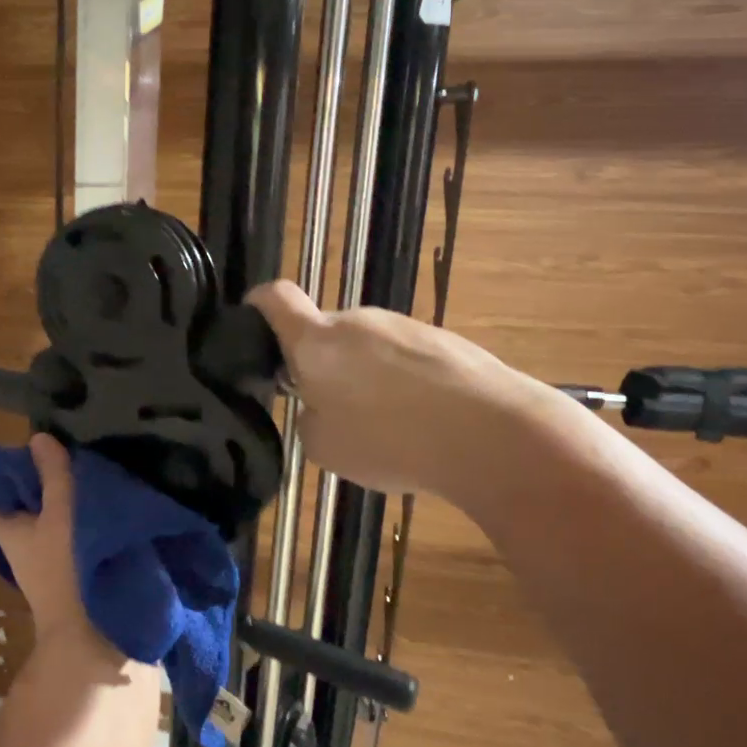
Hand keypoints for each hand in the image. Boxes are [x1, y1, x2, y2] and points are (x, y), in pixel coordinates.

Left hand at [0, 434, 101, 649]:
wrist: (88, 632)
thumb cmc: (64, 567)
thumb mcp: (59, 513)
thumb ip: (53, 476)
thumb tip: (39, 437)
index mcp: (8, 533)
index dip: (4, 485)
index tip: (26, 463)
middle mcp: (19, 551)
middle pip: (23, 517)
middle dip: (38, 496)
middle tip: (63, 467)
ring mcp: (43, 569)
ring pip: (47, 531)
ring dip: (61, 514)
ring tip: (86, 486)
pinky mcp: (68, 581)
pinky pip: (67, 547)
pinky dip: (77, 534)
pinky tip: (101, 518)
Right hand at [246, 280, 565, 504]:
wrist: (493, 435)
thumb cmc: (391, 441)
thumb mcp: (323, 447)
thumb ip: (309, 419)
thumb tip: (321, 406)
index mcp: (316, 342)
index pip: (275, 299)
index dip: (258, 306)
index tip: (253, 324)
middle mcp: (357, 322)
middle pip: (325, 334)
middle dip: (323, 366)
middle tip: (336, 414)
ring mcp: (405, 326)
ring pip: (368, 349)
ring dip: (366, 377)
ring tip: (390, 428)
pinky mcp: (445, 341)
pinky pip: (407, 360)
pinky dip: (405, 385)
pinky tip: (425, 424)